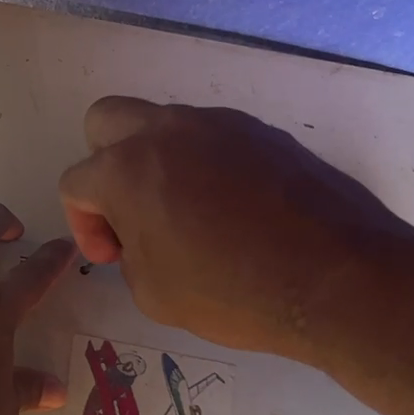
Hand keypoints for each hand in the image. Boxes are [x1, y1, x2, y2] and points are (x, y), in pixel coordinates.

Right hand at [58, 97, 413, 365]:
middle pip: (105, 121)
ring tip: (187, 215)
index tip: (114, 255)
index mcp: (125, 170)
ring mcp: (220, 125)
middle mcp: (166, 132)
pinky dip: (206, 166)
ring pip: (163, 125)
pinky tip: (232, 211)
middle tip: (130, 209)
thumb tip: (141, 235)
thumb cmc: (230, 293)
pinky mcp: (265, 133)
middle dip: (104, 164)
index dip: (84, 224)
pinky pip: (213, 139)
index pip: (75, 182)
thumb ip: (128, 252)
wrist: (338, 281)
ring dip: (158, 162)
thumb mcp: (151, 292)